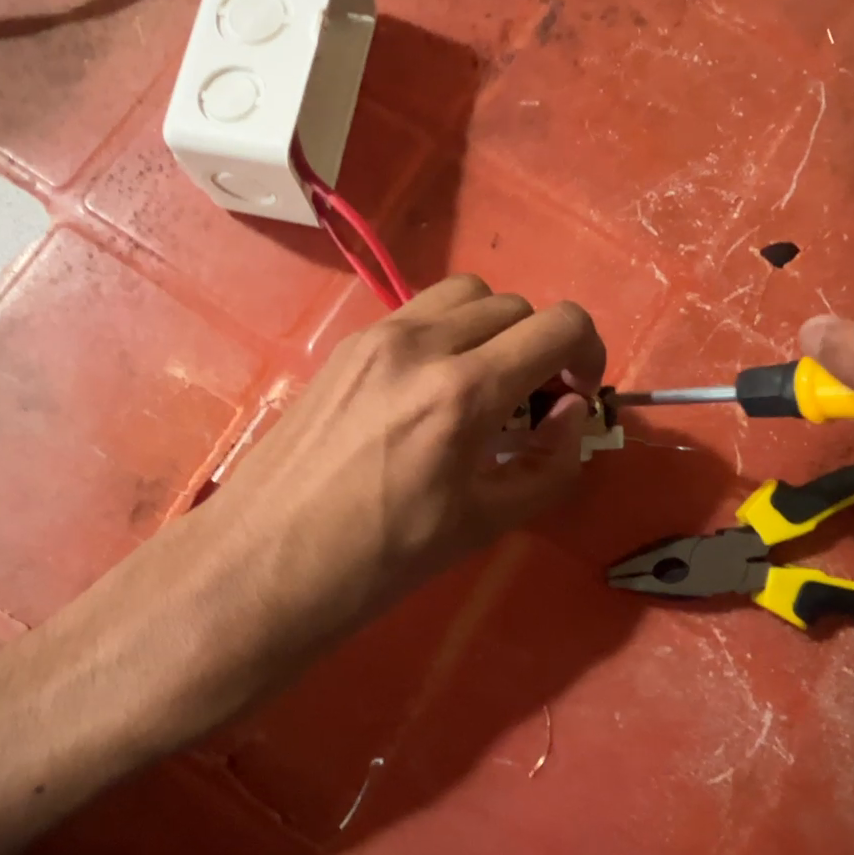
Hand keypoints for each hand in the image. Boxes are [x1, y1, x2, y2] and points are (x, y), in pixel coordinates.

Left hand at [200, 274, 606, 613]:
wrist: (265, 560)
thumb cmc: (378, 559)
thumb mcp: (483, 523)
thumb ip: (549, 462)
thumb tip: (570, 412)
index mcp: (462, 390)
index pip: (559, 325)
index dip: (588, 353)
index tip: (576, 395)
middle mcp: (420, 343)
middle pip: (514, 304)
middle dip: (540, 345)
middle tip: (531, 401)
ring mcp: (376, 336)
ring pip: (465, 294)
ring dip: (493, 328)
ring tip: (483, 385)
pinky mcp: (346, 345)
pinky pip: (417, 312)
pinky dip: (447, 332)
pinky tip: (430, 389)